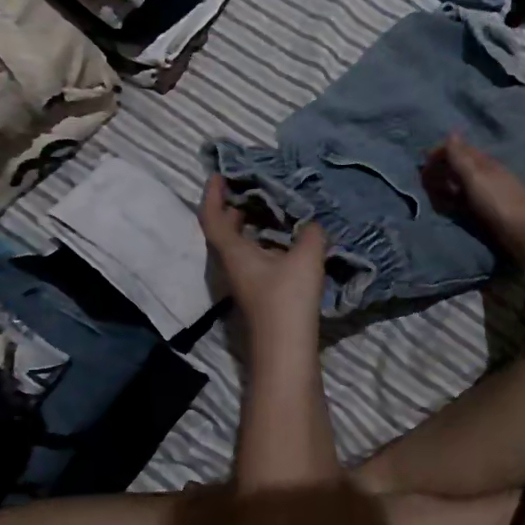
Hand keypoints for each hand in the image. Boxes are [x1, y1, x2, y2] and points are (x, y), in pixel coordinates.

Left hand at [200, 175, 327, 345]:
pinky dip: (264, 244)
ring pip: (241, 247)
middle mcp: (233, 266)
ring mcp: (245, 283)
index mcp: (234, 252)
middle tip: (251, 190)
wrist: (285, 350)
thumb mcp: (306, 258)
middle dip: (233, 208)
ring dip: (250, 227)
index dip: (213, 194)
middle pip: (224, 232)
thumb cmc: (288, 299)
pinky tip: (287, 243)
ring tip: (272, 210)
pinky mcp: (259, 295)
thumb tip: (311, 224)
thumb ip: (310, 234)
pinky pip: (255, 260)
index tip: (219, 174)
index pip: (212, 217)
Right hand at [421, 134, 524, 248]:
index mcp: (481, 161)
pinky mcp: (482, 211)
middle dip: (439, 172)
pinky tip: (447, 209)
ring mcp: (482, 193)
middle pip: (455, 167)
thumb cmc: (497, 201)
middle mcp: (481, 174)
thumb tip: (451, 132)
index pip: (457, 149)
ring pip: (457, 185)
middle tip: (426, 184)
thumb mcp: (475, 175)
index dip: (439, 154)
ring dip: (443, 189)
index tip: (424, 165)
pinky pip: (461, 202)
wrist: (521, 231)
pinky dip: (451, 203)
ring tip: (435, 198)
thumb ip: (460, 157)